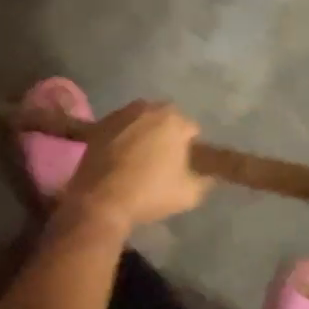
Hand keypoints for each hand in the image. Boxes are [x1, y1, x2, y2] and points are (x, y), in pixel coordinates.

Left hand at [61, 101, 210, 231]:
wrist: (100, 201)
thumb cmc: (150, 193)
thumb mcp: (190, 193)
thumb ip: (205, 179)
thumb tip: (208, 175)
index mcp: (173, 118)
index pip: (191, 131)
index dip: (190, 151)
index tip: (182, 169)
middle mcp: (148, 107)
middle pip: (166, 122)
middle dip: (166, 138)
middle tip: (161, 166)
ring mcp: (120, 113)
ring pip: (142, 123)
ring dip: (143, 136)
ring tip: (137, 163)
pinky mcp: (99, 125)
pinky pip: (119, 129)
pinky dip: (122, 139)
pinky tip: (119, 160)